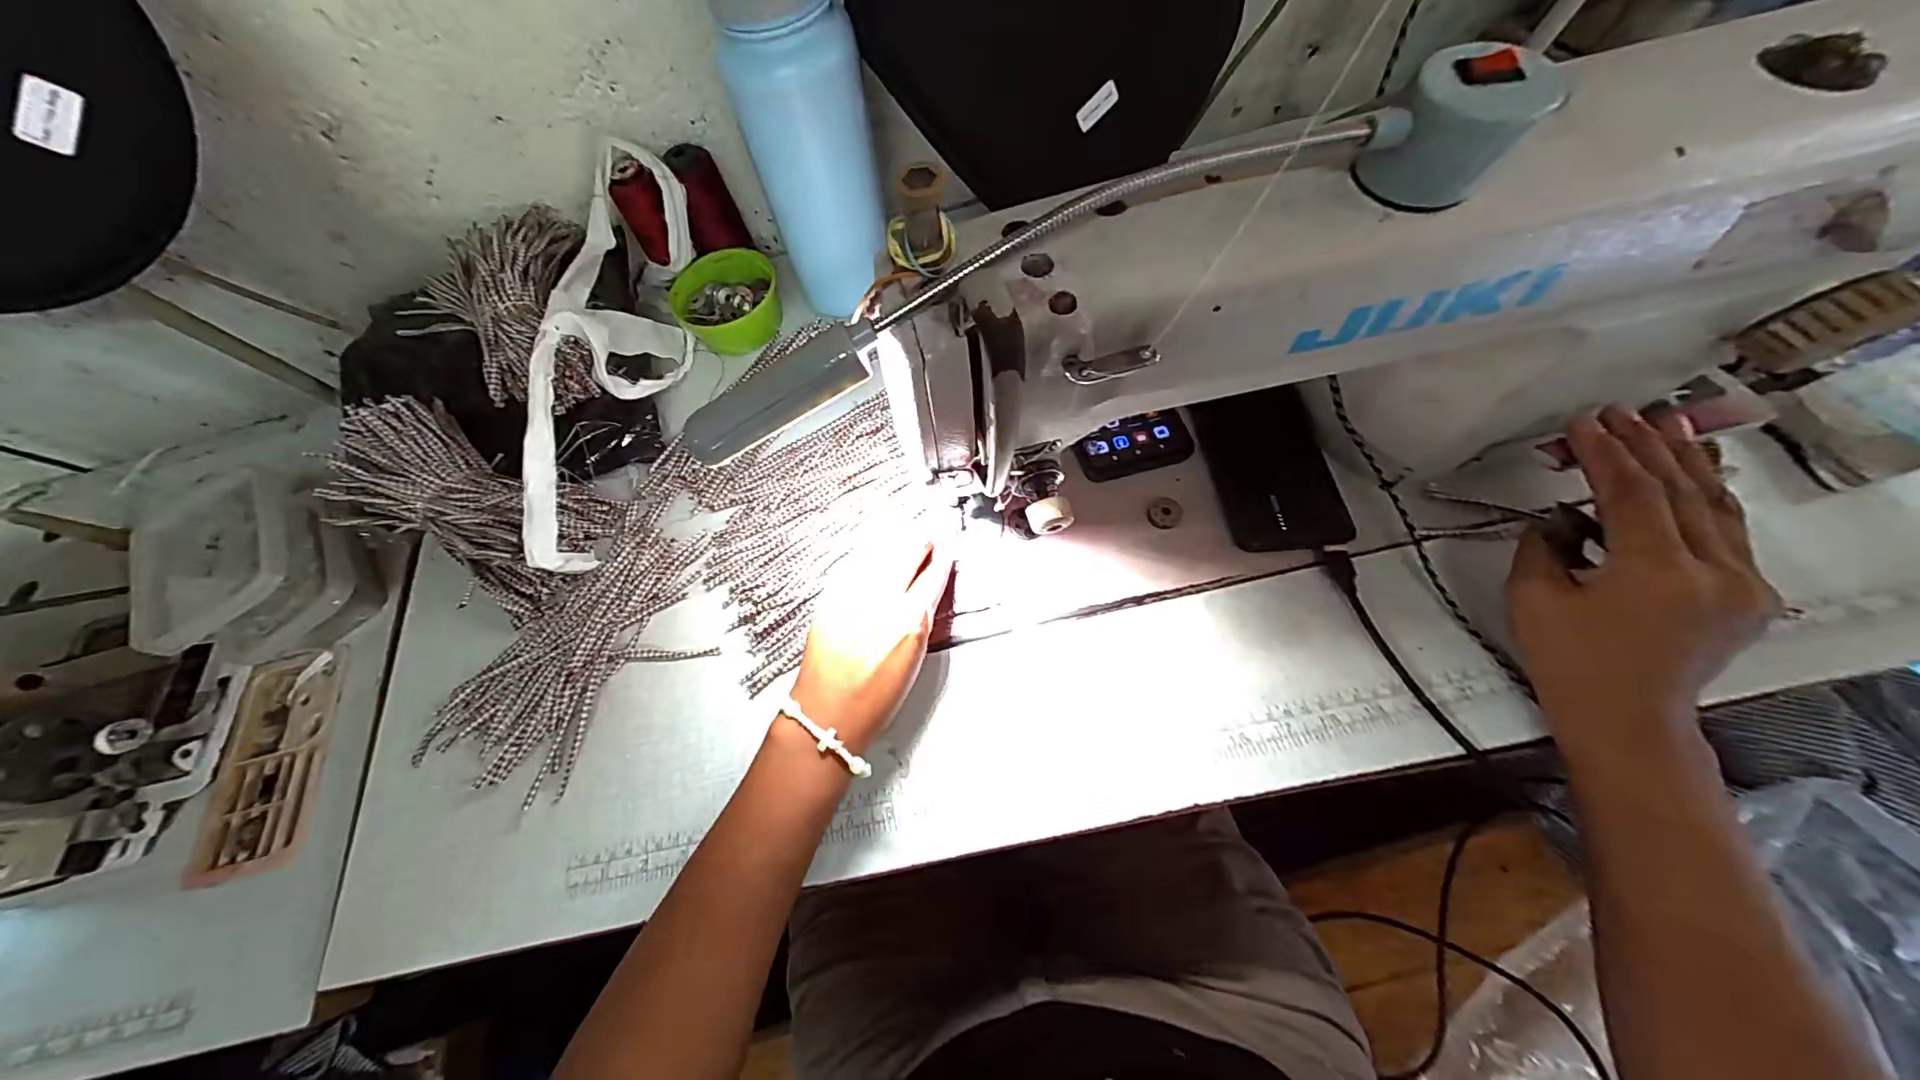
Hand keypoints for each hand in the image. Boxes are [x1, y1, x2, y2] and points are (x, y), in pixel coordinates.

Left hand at [788, 530, 953, 754]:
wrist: (827, 709)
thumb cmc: (873, 697)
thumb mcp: (914, 657)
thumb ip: (921, 617)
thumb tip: (927, 590)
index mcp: (909, 620)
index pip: (934, 573)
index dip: (944, 554)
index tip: (949, 542)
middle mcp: (882, 601)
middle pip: (908, 550)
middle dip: (922, 538)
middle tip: (930, 530)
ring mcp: (853, 594)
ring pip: (881, 549)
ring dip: (897, 538)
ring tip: (908, 531)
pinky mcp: (830, 595)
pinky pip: (855, 561)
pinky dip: (870, 552)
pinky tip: (876, 548)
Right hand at [1506, 405, 1780, 748]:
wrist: (1626, 719)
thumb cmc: (1571, 663)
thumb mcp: (1533, 599)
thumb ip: (1543, 546)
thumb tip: (1558, 520)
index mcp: (1658, 573)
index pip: (1634, 494)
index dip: (1606, 454)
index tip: (1584, 424)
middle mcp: (1717, 573)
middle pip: (1685, 491)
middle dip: (1648, 448)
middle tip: (1622, 414)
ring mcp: (1743, 585)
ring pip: (1719, 506)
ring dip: (1687, 463)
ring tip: (1666, 426)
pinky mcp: (1748, 597)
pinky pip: (1730, 532)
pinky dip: (1708, 497)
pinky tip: (1694, 475)